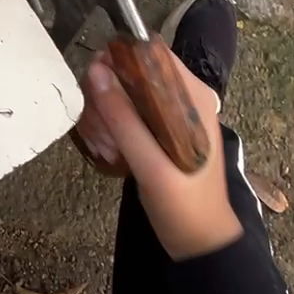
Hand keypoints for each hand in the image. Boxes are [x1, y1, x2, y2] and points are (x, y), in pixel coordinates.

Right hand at [74, 44, 243, 259]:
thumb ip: (123, 118)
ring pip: (116, 87)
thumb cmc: (185, 205)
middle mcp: (179, 93)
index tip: (96, 83)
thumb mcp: (152, 165)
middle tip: (101, 127)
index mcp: (191, 94)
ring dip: (102, 112)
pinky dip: (105, 123)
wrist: (199, 243)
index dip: (118, 59)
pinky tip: (107, 148)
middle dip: (104, 93)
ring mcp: (164, 108)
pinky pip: (118, 107)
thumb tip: (94, 71)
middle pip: (126, 68)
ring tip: (106, 144)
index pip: (149, 50)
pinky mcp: (152, 124)